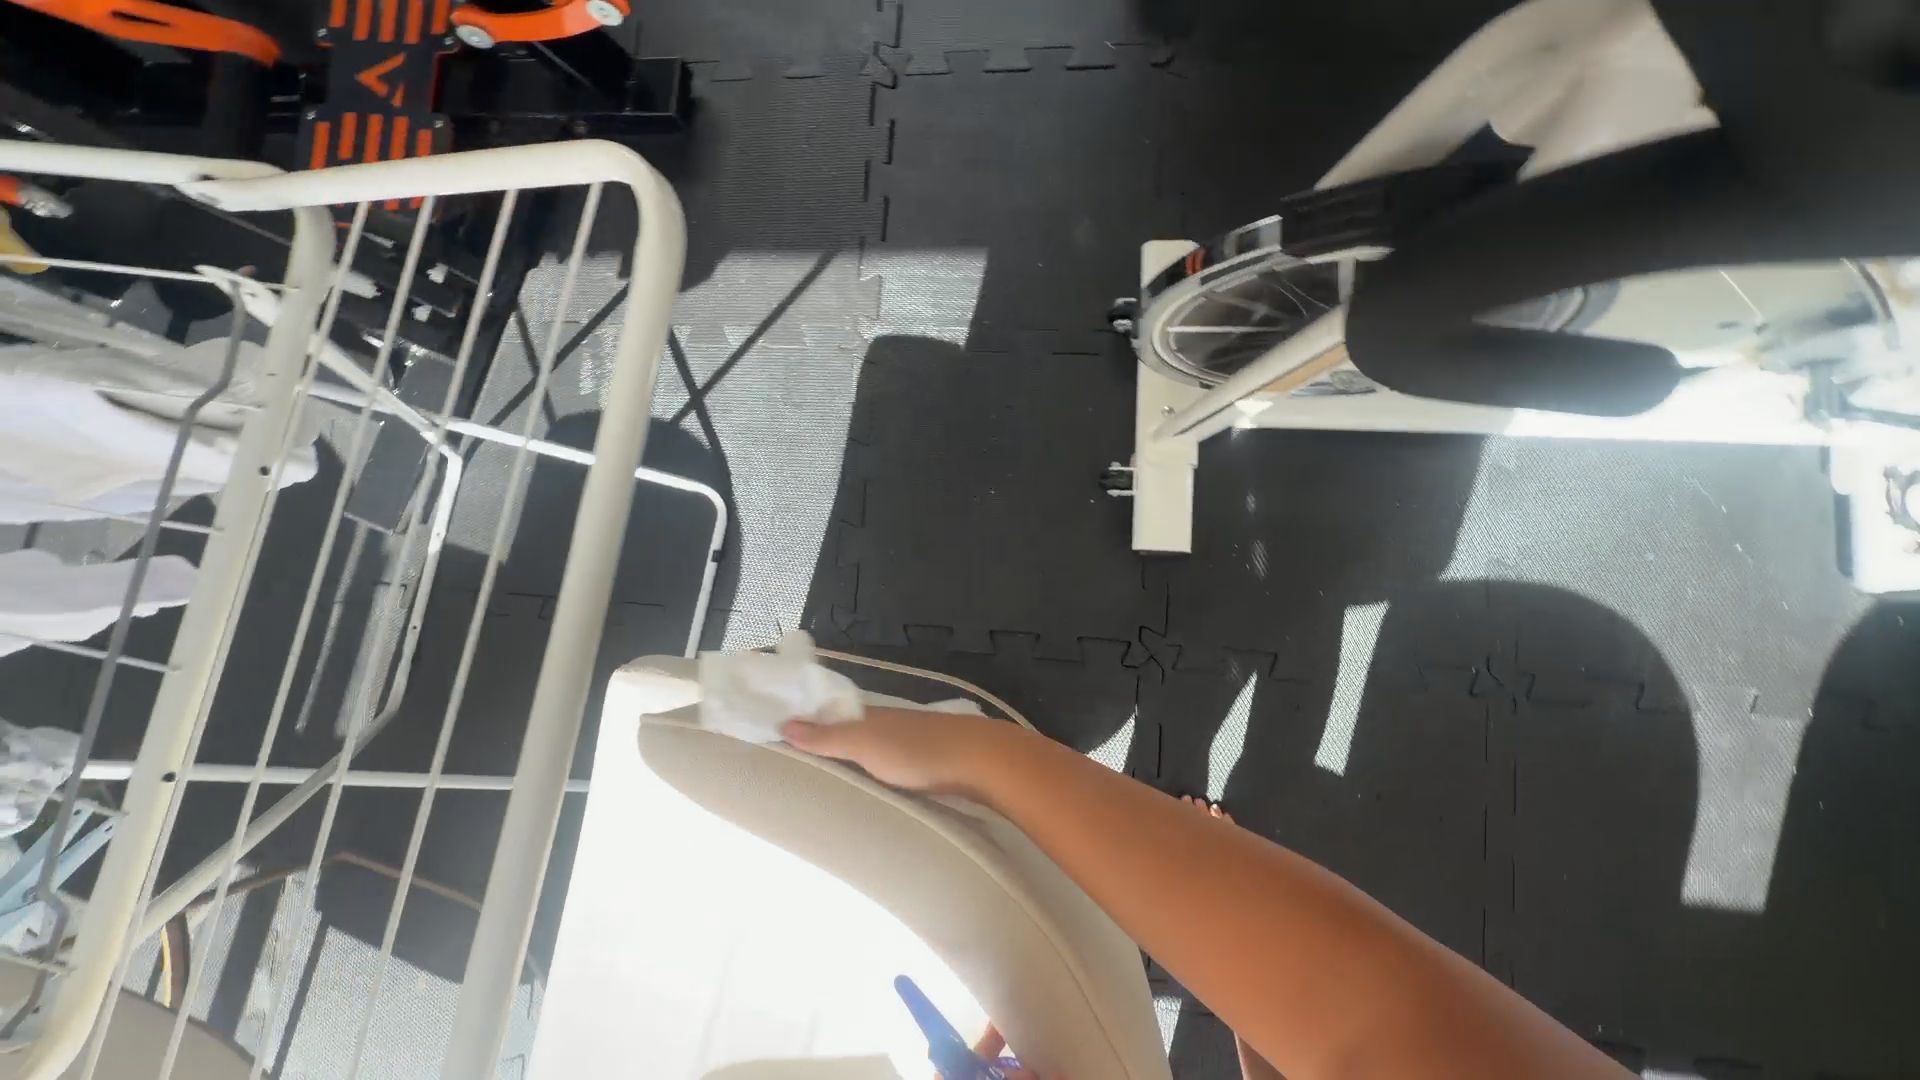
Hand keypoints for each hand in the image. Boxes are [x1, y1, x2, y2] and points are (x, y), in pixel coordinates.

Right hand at [779, 707, 1014, 793]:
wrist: (982, 762)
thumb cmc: (919, 751)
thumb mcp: (866, 744)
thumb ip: (828, 737)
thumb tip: (783, 723)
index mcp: (874, 716)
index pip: (834, 717)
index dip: (812, 726)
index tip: (785, 741)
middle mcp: (892, 725)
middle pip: (856, 734)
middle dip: (834, 748)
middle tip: (805, 773)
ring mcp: (915, 745)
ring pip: (879, 753)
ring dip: (860, 765)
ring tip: (837, 787)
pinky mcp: (933, 766)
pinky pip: (898, 770)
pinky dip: (883, 777)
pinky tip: (880, 792)